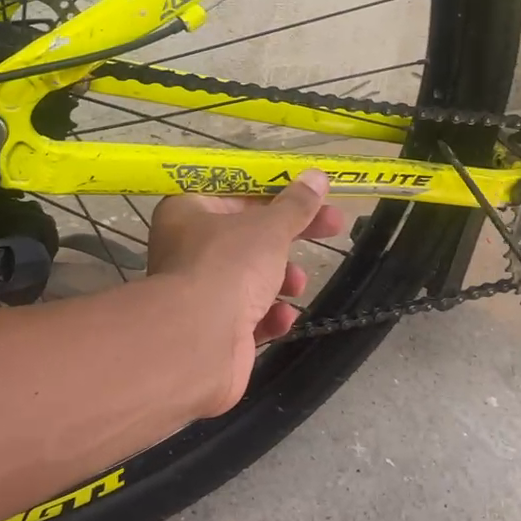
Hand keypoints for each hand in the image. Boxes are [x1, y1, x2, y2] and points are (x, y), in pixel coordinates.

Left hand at [144, 171, 343, 415]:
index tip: (309, 194)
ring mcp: (197, 292)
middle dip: (290, 235)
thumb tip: (317, 177)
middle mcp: (186, 248)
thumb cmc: (229, 266)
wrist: (199, 343)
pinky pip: (246, 316)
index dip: (275, 192)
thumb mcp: (270, 227)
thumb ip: (296, 204)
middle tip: (334, 224)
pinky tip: (282, 317)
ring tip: (297, 284)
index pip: (235, 192)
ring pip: (249, 277)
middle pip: (248, 234)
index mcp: (188, 211)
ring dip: (280, 279)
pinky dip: (268, 315)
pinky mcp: (211, 330)